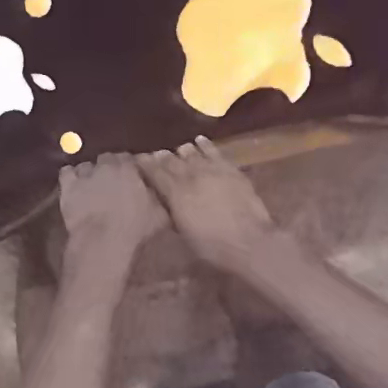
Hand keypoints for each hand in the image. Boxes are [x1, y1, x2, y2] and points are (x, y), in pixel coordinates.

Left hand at [59, 153, 168, 259]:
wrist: (103, 241)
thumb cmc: (135, 229)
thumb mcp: (159, 215)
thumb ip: (158, 199)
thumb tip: (159, 194)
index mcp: (129, 168)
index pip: (128, 158)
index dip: (128, 167)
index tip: (131, 177)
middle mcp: (106, 166)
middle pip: (106, 158)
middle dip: (109, 167)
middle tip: (112, 182)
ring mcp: (85, 174)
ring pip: (86, 165)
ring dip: (89, 172)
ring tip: (92, 185)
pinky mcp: (68, 187)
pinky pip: (67, 172)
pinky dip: (71, 177)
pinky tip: (74, 185)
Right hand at [136, 137, 283, 274]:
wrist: (249, 241)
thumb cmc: (213, 247)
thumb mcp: (184, 234)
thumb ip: (173, 213)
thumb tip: (166, 202)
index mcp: (175, 194)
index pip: (154, 173)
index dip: (144, 164)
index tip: (137, 159)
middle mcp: (190, 176)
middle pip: (170, 160)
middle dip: (160, 157)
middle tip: (154, 155)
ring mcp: (211, 169)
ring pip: (190, 152)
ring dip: (181, 152)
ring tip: (176, 151)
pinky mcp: (230, 168)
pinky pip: (213, 151)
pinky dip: (204, 145)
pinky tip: (199, 140)